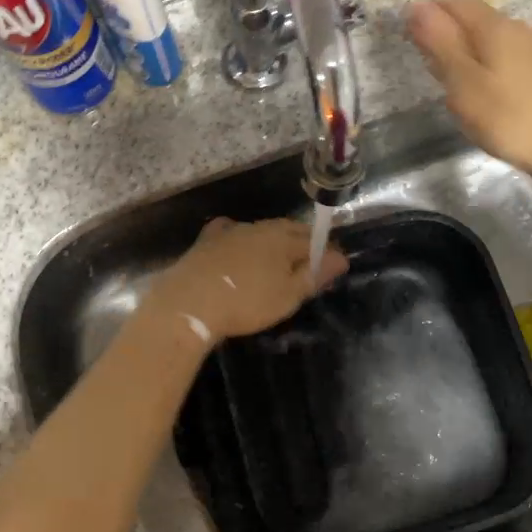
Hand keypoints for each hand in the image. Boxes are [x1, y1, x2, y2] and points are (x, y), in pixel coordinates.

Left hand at [142, 218, 347, 345]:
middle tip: (310, 260)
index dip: (327, 252)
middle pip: (289, 229)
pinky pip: (231, 231)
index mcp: (284, 240)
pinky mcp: (208, 240)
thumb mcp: (287, 296)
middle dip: (303, 241)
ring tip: (278, 257)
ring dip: (274, 240)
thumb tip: (341, 258)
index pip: (314, 240)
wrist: (190, 303)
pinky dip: (241, 237)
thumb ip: (314, 274)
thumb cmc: (246, 303)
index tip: (335, 265)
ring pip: (262, 230)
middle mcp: (260, 228)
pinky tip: (238, 244)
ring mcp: (232, 231)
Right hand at [406, 0, 531, 178]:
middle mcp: (519, 30)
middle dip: (448, 34)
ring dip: (468, 53)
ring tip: (453, 85)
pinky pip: (509, 60)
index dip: (429, 12)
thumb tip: (417, 5)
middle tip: (428, 65)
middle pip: (476, 20)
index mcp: (495, 28)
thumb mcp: (464, 83)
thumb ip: (441, 44)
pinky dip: (489, 69)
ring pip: (493, 41)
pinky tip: (487, 96)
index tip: (408, 37)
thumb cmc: (511, 118)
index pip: (456, 3)